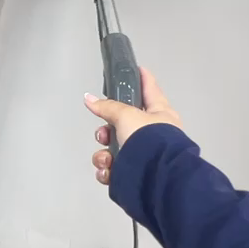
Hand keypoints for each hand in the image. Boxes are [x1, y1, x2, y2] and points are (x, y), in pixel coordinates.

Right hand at [83, 67, 181, 185]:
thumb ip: (106, 107)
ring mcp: (143, 155)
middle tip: (104, 135)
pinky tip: (109, 172)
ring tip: (107, 160)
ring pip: (113, 148)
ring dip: (104, 154)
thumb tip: (88, 98)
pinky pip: (113, 168)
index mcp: (160, 113)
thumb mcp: (127, 116)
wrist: (157, 178)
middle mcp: (152, 133)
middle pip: (121, 123)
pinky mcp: (133, 174)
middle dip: (106, 130)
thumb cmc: (149, 140)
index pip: (149, 88)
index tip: (133, 69)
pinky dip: (107, 171)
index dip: (141, 77)